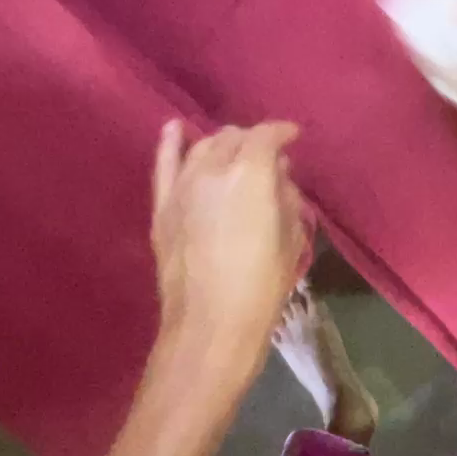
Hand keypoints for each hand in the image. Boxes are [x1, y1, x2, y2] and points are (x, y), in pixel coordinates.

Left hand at [149, 119, 308, 383]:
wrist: (210, 327)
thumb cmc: (262, 287)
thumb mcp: (291, 240)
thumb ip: (286, 197)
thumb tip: (278, 174)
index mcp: (252, 174)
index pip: (267, 136)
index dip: (282, 132)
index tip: (294, 137)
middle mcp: (213, 169)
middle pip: (233, 138)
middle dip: (253, 140)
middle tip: (268, 157)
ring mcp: (183, 187)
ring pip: (203, 147)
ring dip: (222, 144)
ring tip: (234, 152)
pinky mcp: (162, 207)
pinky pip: (164, 165)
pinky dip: (170, 143)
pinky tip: (174, 129)